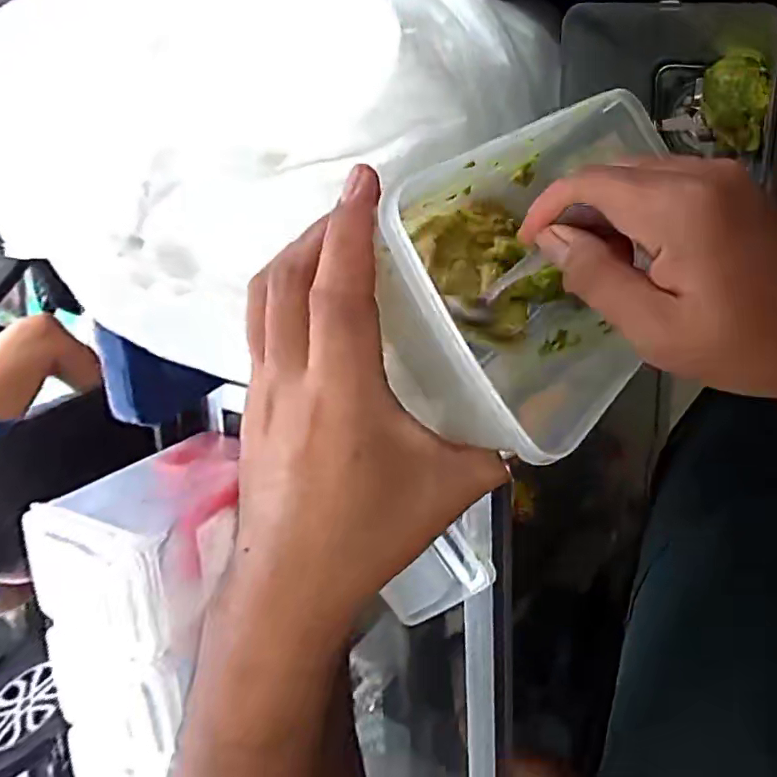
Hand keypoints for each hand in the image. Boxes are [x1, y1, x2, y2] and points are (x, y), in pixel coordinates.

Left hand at [237, 164, 506, 616]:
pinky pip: (262, 329)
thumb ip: (493, 450)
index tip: (364, 181)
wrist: (286, 595)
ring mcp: (263, 391)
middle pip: (285, 278)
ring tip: (331, 242)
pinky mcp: (255, 408)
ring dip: (294, 258)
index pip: (338, 286)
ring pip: (263, 301)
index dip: (349, 226)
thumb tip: (522, 433)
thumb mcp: (450, 485)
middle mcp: (292, 375)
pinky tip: (317, 307)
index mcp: (341, 384)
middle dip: (317, 230)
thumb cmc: (368, 532)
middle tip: (355, 207)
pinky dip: (286, 294)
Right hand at [519, 157, 776, 400]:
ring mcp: (722, 171)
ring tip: (607, 260)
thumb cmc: (746, 345)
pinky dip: (643, 205)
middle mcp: (698, 171)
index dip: (549, 206)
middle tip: (569, 260)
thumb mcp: (657, 329)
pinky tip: (646, 247)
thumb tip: (554, 238)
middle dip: (580, 209)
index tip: (530, 243)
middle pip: (614, 171)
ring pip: (640, 172)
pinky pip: (670, 180)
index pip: (589, 181)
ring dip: (611, 207)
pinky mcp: (735, 182)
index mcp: (678, 205)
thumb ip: (597, 276)